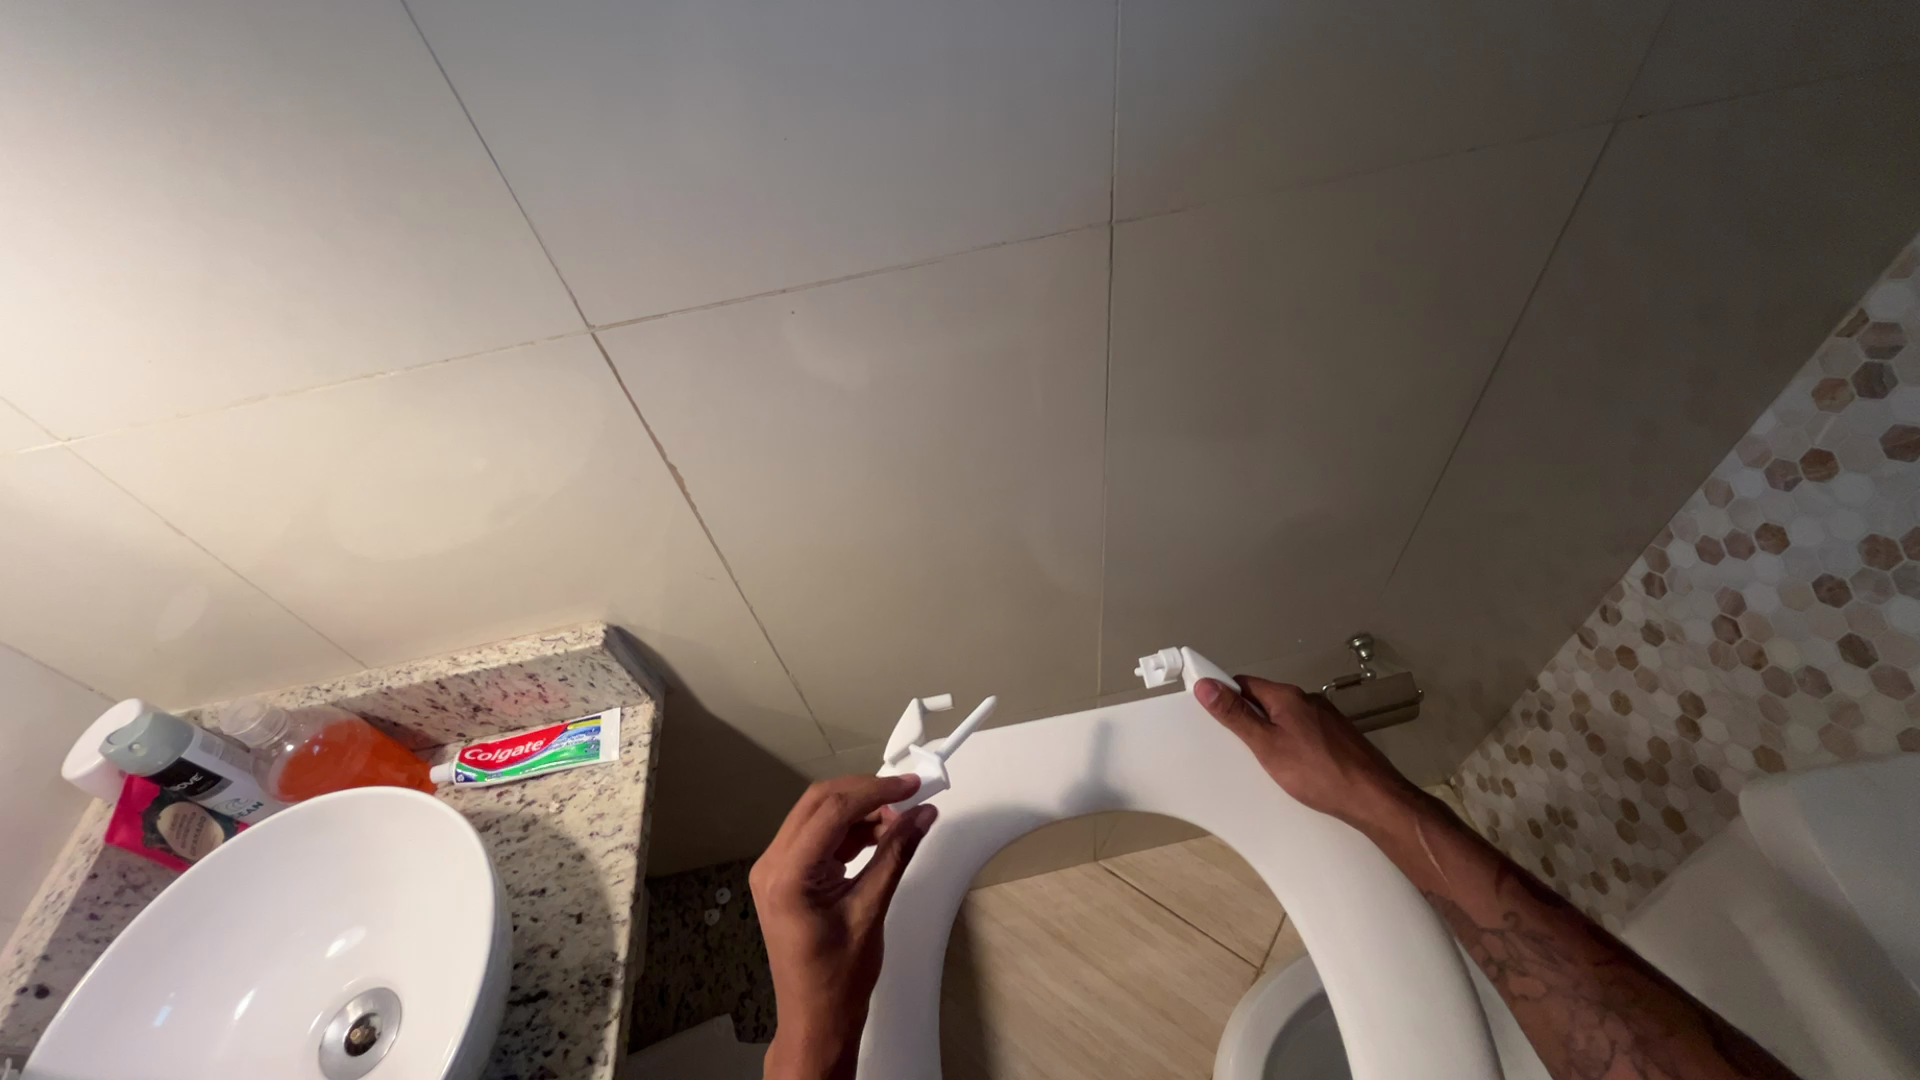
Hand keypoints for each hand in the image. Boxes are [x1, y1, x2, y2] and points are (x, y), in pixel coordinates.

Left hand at [751, 774, 937, 1079]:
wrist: (816, 1019)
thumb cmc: (837, 979)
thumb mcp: (872, 910)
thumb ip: (896, 854)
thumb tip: (922, 816)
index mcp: (787, 875)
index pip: (833, 809)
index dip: (876, 791)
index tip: (911, 786)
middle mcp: (773, 865)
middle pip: (820, 802)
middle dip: (867, 794)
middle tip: (908, 796)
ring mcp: (777, 869)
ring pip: (820, 814)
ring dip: (861, 810)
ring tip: (900, 820)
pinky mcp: (788, 874)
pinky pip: (820, 834)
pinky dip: (851, 828)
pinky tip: (881, 834)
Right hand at [1193, 676, 1419, 833]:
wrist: (1374, 799)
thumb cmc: (1317, 773)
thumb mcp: (1266, 745)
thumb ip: (1235, 715)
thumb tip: (1206, 685)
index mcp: (1287, 696)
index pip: (1244, 683)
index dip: (1226, 696)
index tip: (1214, 717)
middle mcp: (1308, 700)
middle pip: (1265, 700)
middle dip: (1248, 718)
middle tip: (1239, 745)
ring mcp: (1326, 717)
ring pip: (1285, 716)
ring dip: (1271, 731)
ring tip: (1267, 759)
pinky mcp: (1339, 736)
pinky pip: (1303, 731)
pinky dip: (1292, 742)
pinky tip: (1294, 765)